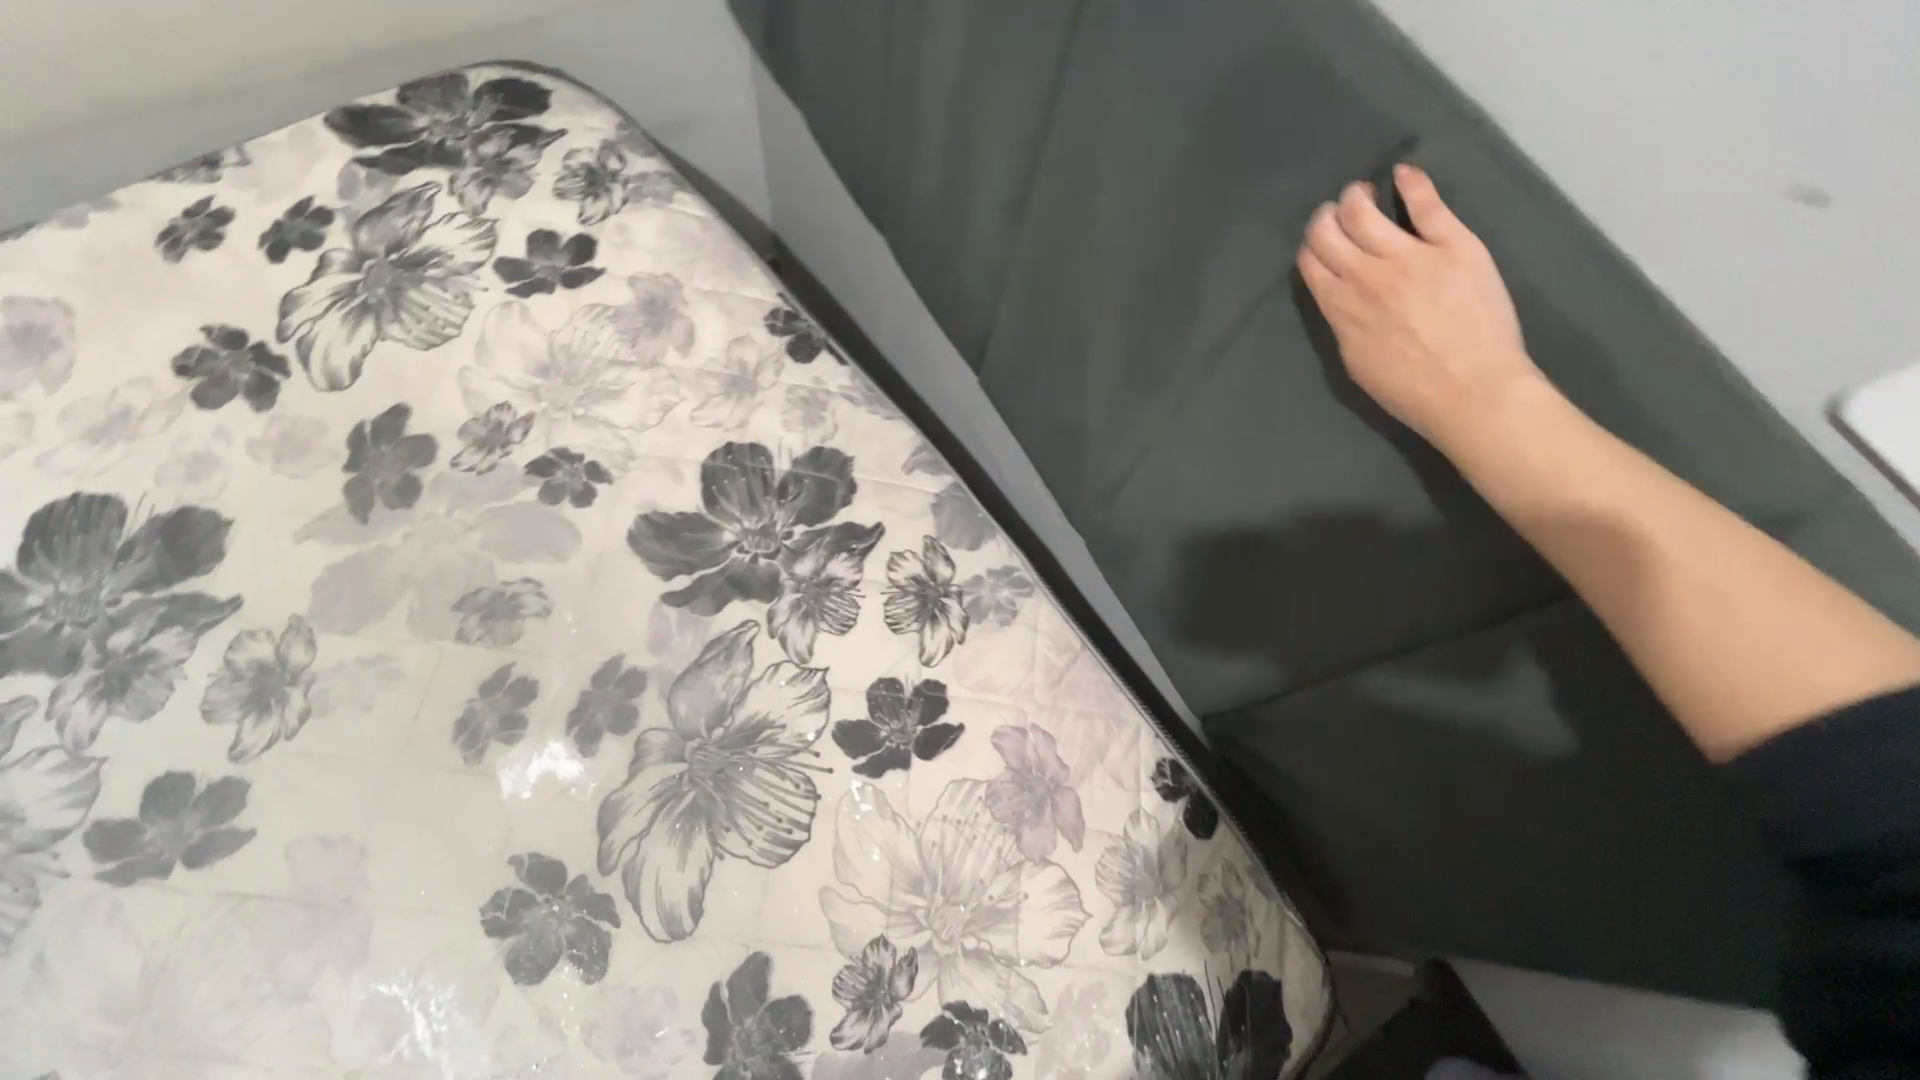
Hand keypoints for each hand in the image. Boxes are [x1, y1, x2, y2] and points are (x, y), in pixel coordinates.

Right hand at [1298, 165, 1545, 453]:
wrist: (1471, 391)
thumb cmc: (1408, 389)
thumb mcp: (1355, 362)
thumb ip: (1341, 322)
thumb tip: (1338, 297)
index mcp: (1339, 307)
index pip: (1310, 260)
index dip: (1311, 245)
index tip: (1320, 242)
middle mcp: (1366, 275)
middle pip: (1329, 230)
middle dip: (1326, 216)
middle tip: (1337, 212)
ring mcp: (1410, 256)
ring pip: (1365, 211)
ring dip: (1356, 196)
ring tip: (1363, 193)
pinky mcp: (1453, 245)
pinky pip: (1427, 204)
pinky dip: (1412, 182)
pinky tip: (1404, 174)